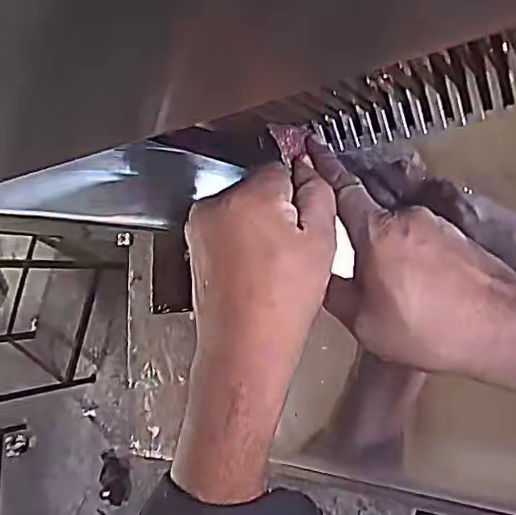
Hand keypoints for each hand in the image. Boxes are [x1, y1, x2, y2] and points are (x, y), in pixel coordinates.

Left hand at [187, 159, 336, 381]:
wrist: (243, 346)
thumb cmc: (280, 305)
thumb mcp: (322, 243)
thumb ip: (319, 193)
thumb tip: (308, 169)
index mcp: (251, 197)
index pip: (282, 168)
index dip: (300, 195)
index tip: (305, 220)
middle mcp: (218, 203)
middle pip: (259, 186)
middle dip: (277, 209)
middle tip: (291, 249)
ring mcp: (200, 224)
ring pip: (242, 207)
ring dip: (257, 225)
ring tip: (271, 265)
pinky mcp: (193, 243)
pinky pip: (226, 228)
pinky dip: (240, 242)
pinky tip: (254, 270)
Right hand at [309, 140, 515, 375]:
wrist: (502, 327)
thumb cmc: (432, 328)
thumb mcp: (365, 322)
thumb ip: (334, 294)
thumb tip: (319, 277)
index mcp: (376, 231)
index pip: (342, 189)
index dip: (323, 167)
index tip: (311, 147)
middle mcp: (406, 217)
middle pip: (369, 210)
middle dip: (355, 226)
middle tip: (346, 248)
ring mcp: (436, 225)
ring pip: (397, 229)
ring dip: (387, 248)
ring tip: (386, 282)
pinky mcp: (458, 238)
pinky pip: (421, 240)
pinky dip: (411, 257)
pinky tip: (413, 286)